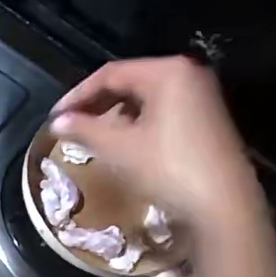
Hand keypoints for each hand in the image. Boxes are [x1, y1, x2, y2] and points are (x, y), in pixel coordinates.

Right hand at [49, 57, 264, 238]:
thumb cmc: (166, 168)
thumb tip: (57, 122)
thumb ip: (84, 129)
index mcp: (166, 72)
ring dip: (113, 112)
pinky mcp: (205, 117)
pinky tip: (121, 141)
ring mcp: (200, 95)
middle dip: (95, 102)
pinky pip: (161, 109)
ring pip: (144, 96)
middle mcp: (187, 75)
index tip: (54, 117)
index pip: (110, 73)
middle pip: (129, 80)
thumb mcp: (118, 148)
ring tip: (91, 133)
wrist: (221, 204)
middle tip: (69, 124)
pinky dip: (135, 120)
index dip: (76, 95)